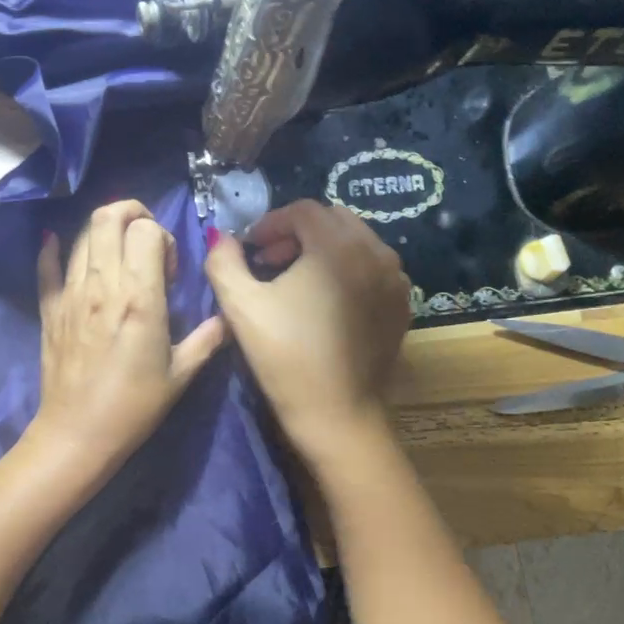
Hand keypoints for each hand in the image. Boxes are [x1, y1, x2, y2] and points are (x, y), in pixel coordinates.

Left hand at [25, 200, 227, 466]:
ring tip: (117, 257)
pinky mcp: (49, 309)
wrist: (78, 433)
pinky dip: (53, 249)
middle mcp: (102, 285)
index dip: (163, 238)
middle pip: (108, 217)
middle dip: (131, 214)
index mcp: (139, 297)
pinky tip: (58, 245)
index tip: (168, 272)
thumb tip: (226, 319)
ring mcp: (70, 294)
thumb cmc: (133, 407)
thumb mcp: (180, 375)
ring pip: (81, 235)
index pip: (147, 230)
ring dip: (102, 232)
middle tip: (144, 242)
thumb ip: (206, 339)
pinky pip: (47, 265)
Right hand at [204, 200, 411, 462]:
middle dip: (298, 234)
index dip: (270, 223)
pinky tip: (326, 305)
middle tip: (270, 263)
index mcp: (336, 244)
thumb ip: (223, 262)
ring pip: (356, 244)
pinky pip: (373, 271)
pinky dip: (348, 274)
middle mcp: (374, 249)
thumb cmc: (284, 356)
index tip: (249, 249)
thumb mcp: (241, 307)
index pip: (302, 210)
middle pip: (333, 221)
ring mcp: (394, 278)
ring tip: (297, 284)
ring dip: (324, 252)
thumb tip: (221, 238)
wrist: (336, 413)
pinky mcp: (401, 305)